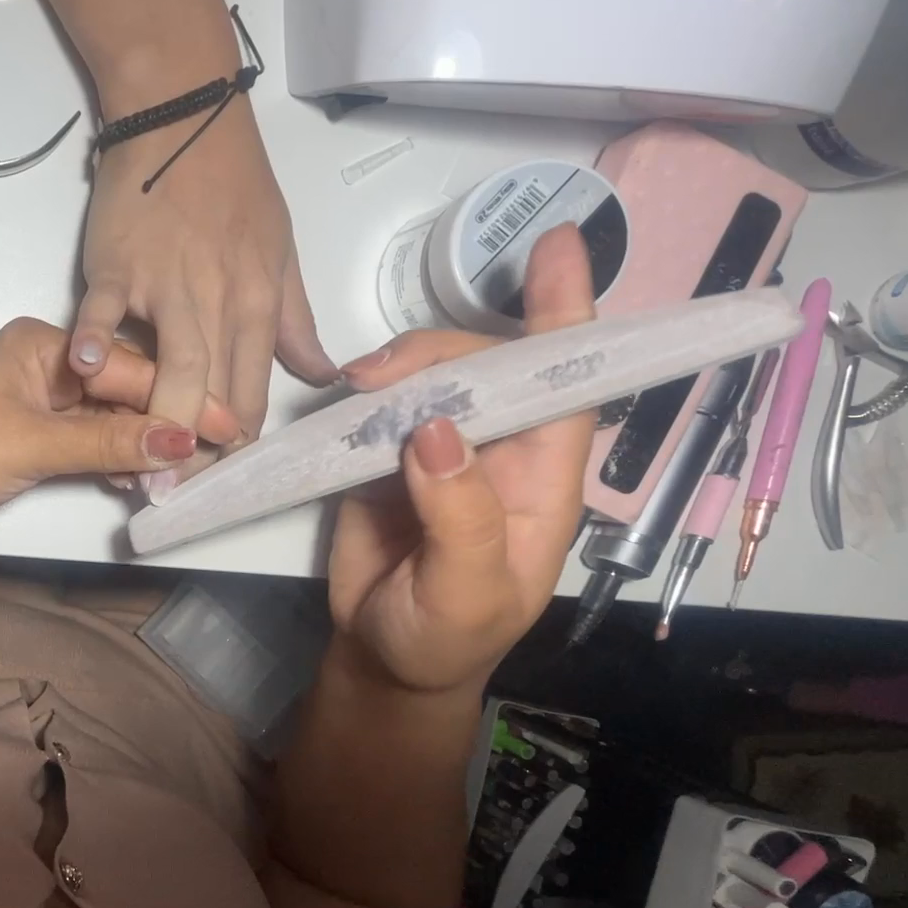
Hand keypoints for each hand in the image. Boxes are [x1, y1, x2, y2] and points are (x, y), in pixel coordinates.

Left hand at [0, 318, 238, 537]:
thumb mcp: (32, 443)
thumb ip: (106, 442)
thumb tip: (181, 440)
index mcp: (43, 347)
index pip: (127, 370)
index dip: (179, 401)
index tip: (229, 427)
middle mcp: (42, 369)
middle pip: (119, 394)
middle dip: (164, 425)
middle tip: (218, 456)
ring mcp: (32, 406)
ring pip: (101, 423)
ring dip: (137, 448)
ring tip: (186, 474)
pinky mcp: (22, 441)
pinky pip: (79, 446)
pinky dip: (106, 462)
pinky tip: (136, 479)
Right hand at [69, 102, 337, 499]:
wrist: (185, 118)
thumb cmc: (232, 188)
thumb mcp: (280, 251)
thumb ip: (294, 322)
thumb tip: (324, 377)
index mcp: (258, 304)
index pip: (251, 393)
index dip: (233, 443)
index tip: (211, 480)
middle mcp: (221, 304)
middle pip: (214, 393)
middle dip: (194, 453)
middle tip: (172, 498)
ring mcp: (168, 284)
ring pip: (172, 365)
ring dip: (157, 422)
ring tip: (136, 475)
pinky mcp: (119, 265)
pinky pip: (106, 307)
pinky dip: (94, 335)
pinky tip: (82, 369)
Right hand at [326, 226, 596, 692]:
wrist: (380, 659)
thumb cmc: (444, 638)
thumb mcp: (467, 593)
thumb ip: (461, 516)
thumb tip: (436, 429)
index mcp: (537, 482)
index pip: (564, 386)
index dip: (567, 314)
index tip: (556, 249)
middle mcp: (491, 454)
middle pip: (481, 370)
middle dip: (438, 353)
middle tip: (375, 376)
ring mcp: (431, 456)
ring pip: (424, 383)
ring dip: (393, 370)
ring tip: (353, 386)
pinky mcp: (378, 464)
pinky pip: (373, 414)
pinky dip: (357, 398)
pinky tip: (340, 396)